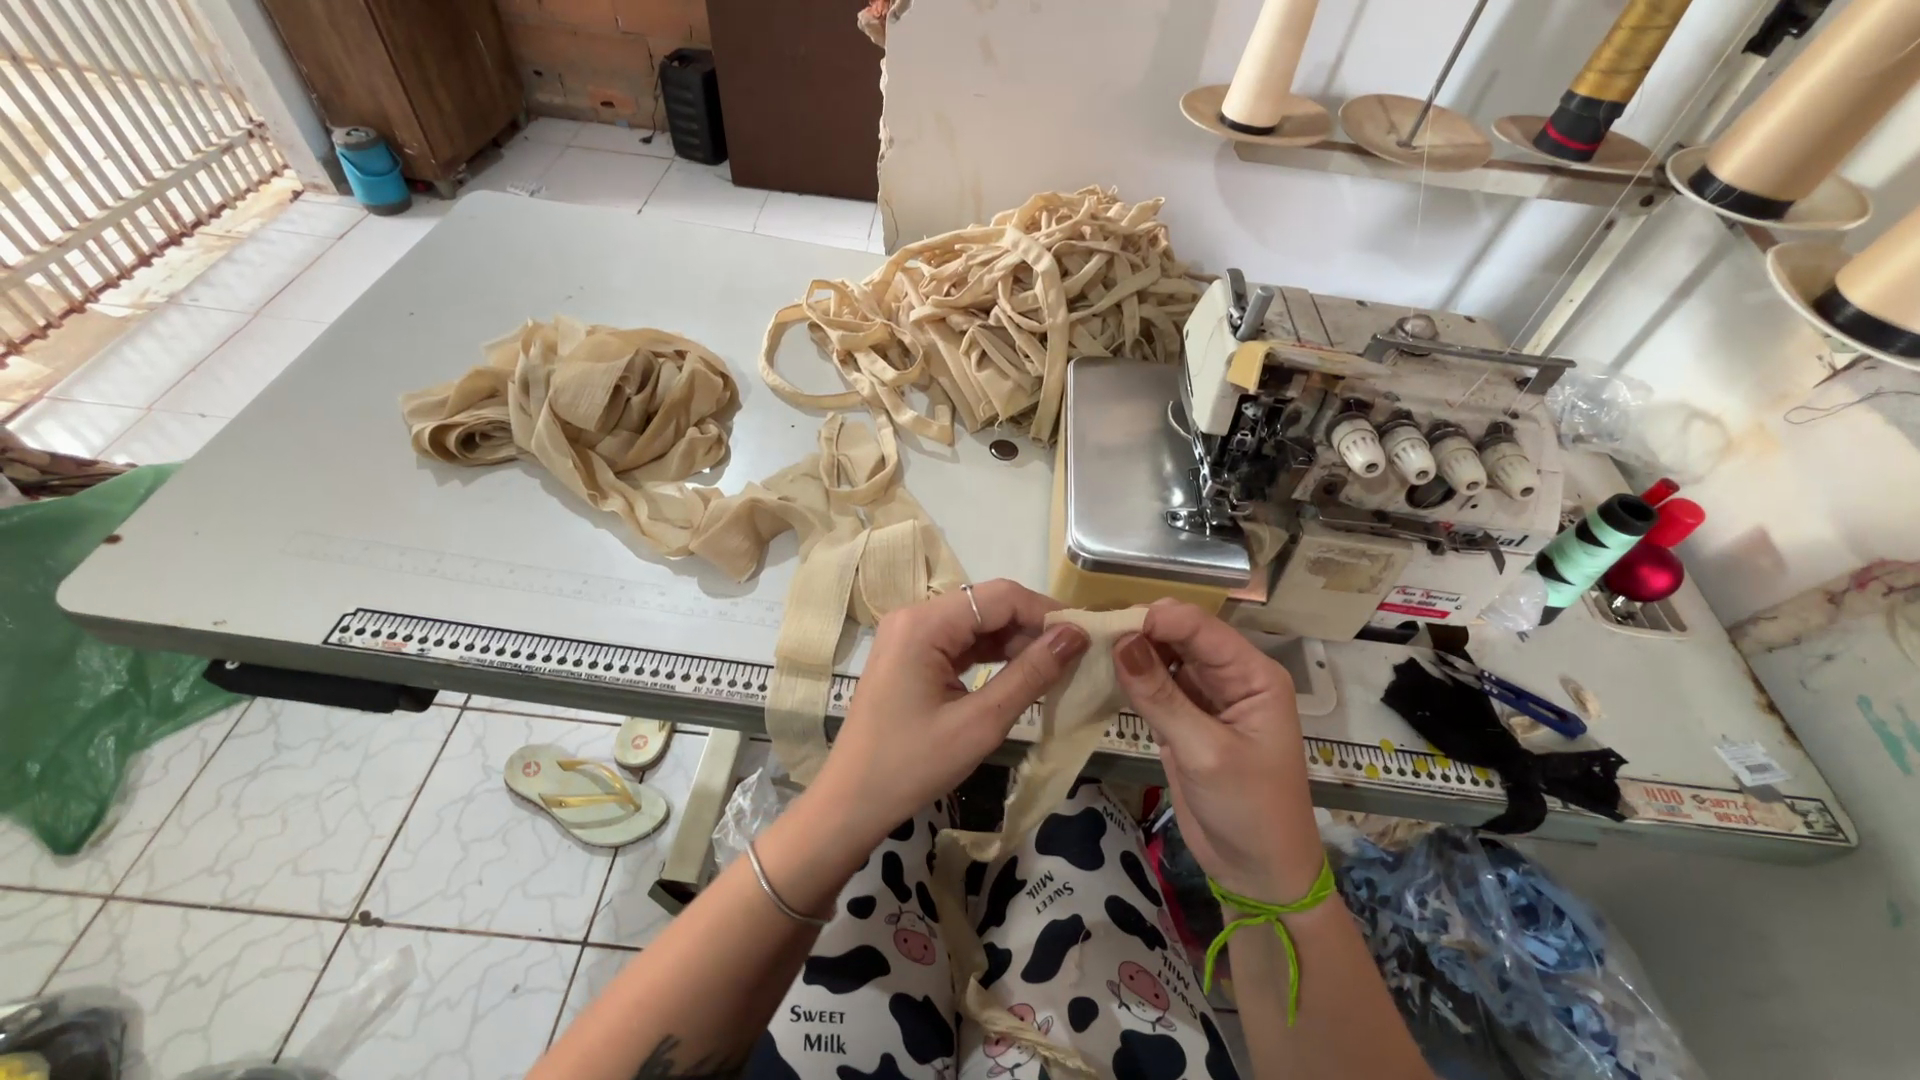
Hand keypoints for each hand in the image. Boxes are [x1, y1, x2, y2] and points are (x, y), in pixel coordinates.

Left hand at [811, 579, 1090, 846]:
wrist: (851, 803)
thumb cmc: (913, 765)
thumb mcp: (980, 722)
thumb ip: (1031, 674)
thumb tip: (1076, 635)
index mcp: (924, 623)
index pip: (1000, 596)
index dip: (1047, 611)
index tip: (1087, 636)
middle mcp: (914, 616)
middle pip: (987, 604)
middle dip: (1033, 626)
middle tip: (1077, 655)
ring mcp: (909, 635)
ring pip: (976, 623)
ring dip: (1016, 641)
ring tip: (1058, 665)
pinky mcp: (910, 656)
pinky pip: (959, 643)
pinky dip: (992, 655)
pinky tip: (1023, 673)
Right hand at [1112, 600, 1321, 899]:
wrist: (1258, 870)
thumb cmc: (1248, 809)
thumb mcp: (1204, 752)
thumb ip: (1161, 696)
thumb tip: (1121, 641)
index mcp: (1253, 675)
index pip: (1200, 627)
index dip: (1156, 619)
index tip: (1107, 625)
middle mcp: (1230, 677)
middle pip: (1180, 636)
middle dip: (1138, 631)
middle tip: (1088, 635)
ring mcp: (1205, 697)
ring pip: (1163, 657)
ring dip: (1129, 653)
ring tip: (1086, 649)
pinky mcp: (1184, 719)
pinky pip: (1154, 686)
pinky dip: (1129, 680)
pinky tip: (1098, 674)